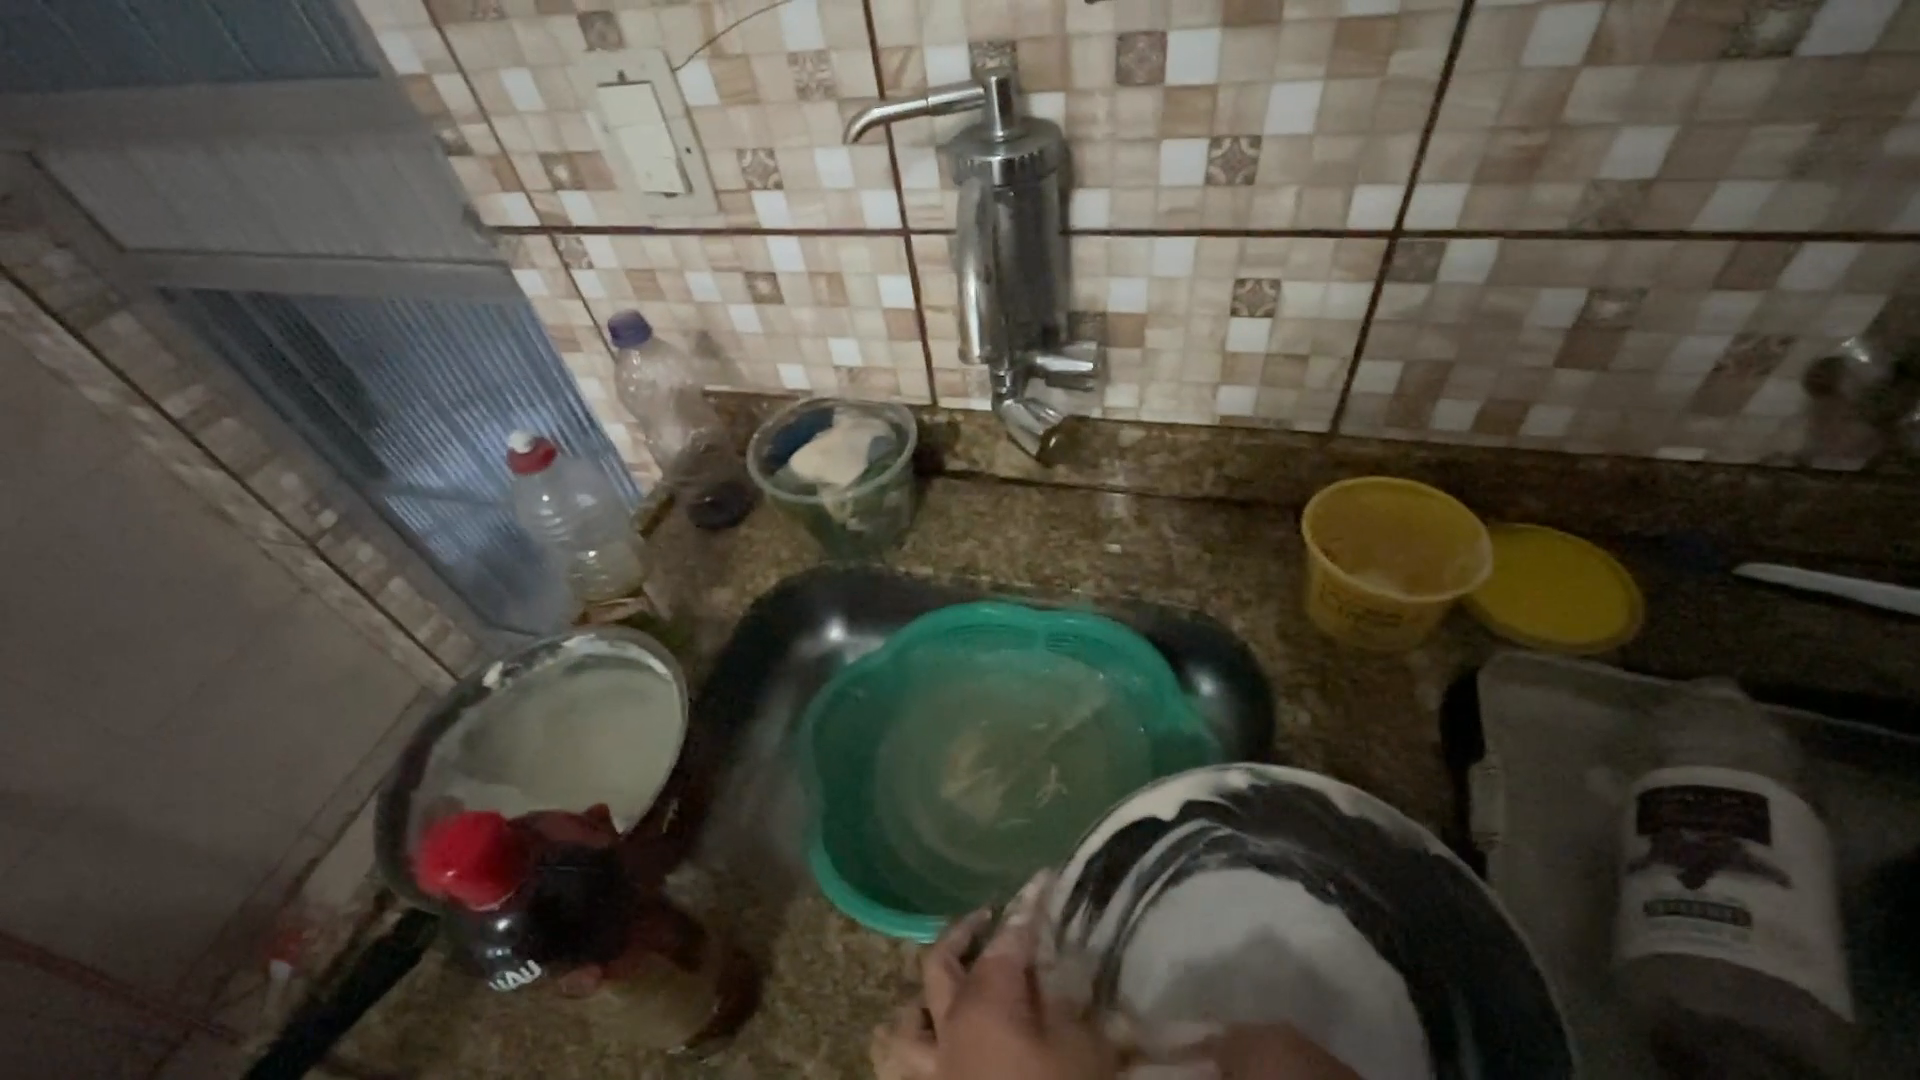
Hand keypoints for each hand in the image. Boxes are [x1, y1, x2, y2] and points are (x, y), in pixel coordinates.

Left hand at [871, 872, 1116, 1079]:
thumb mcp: (1084, 1050)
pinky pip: (901, 1067)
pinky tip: (925, 1044)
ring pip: (904, 1019)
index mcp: (986, 999)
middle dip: (963, 932)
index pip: (1010, 937)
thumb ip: (1080, 1009)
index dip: (1028, 907)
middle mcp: (948, 1022)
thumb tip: (1085, 980)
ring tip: (941, 986)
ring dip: (921, 996)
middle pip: (941, 962)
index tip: (1042, 880)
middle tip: (987, 915)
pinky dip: (912, 1047)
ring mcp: (931, 1062)